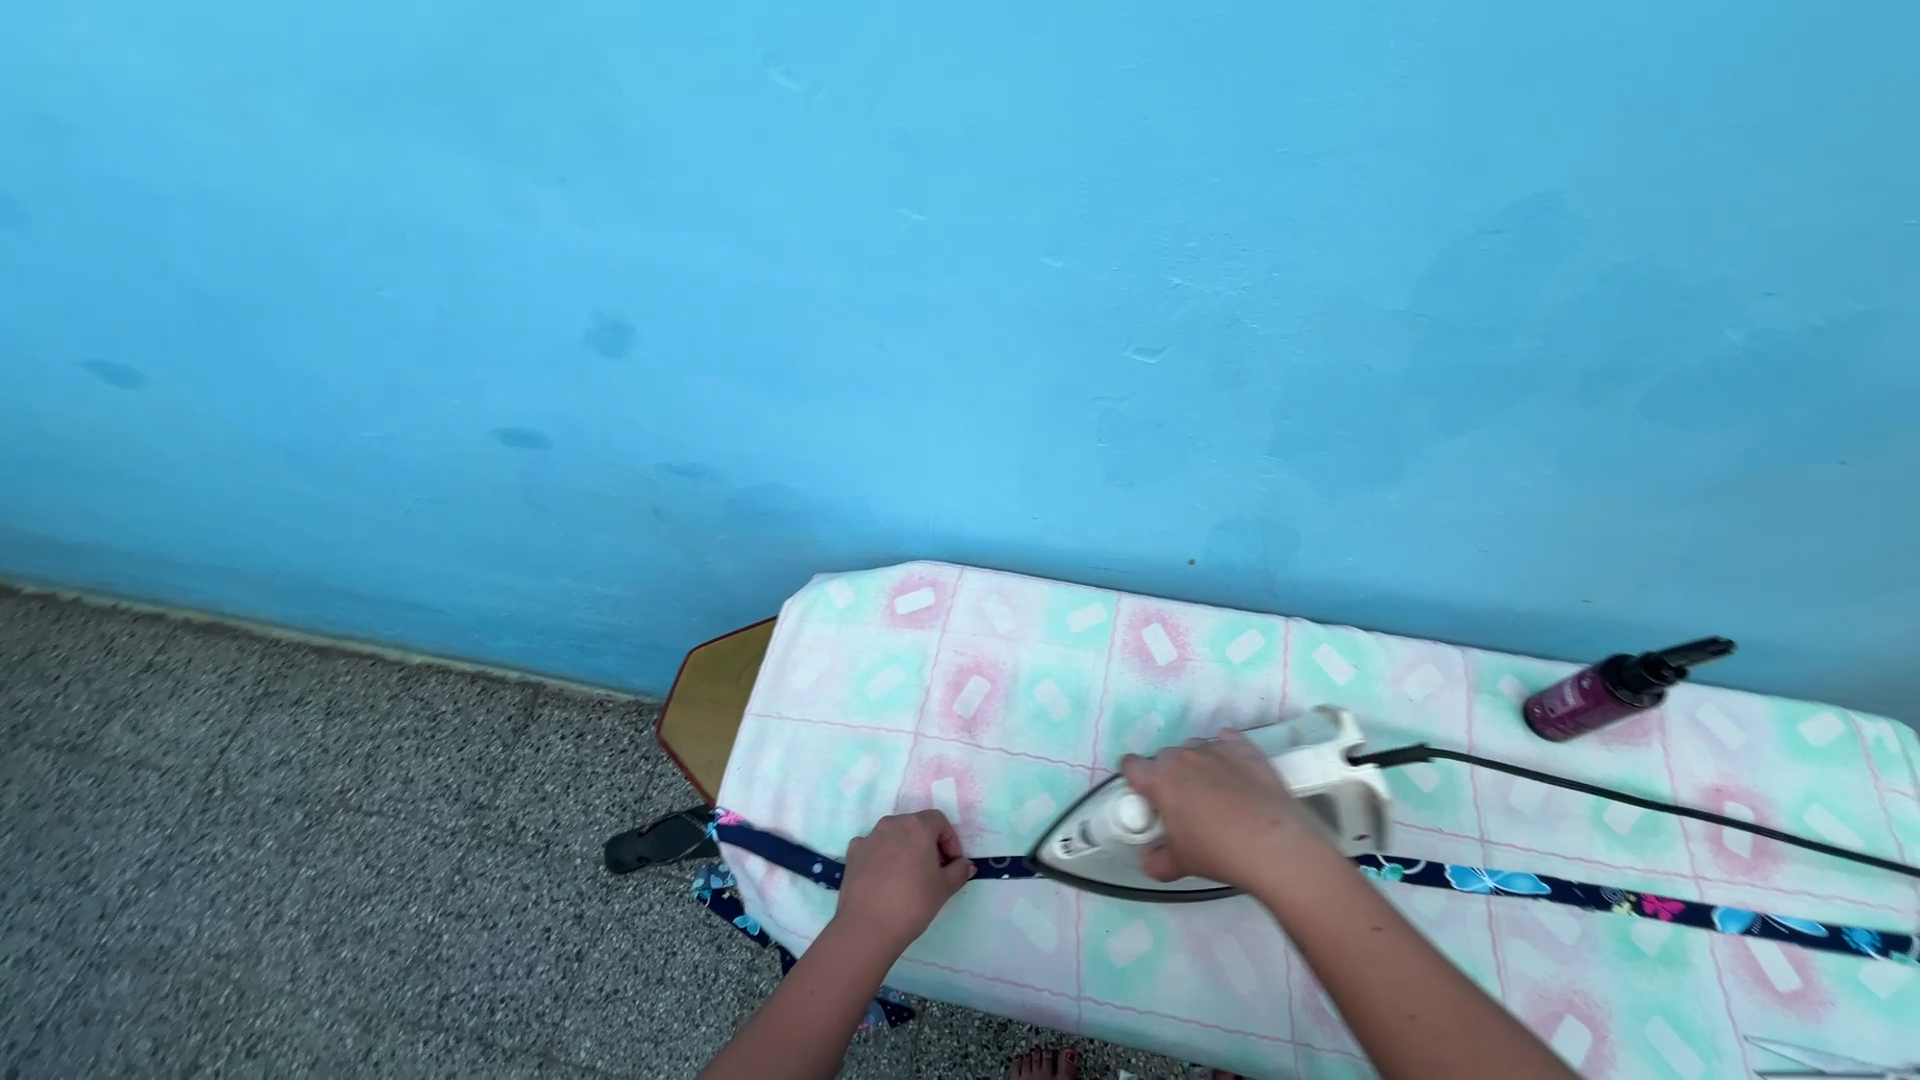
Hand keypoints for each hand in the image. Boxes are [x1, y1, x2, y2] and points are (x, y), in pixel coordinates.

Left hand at [834, 810, 974, 951]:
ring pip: (893, 836)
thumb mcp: (945, 888)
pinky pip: (873, 847)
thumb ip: (959, 871)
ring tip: (908, 876)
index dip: (950, 840)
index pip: (939, 821)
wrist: (868, 926)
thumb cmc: (913, 902)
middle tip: (934, 870)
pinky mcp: (853, 853)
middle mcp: (892, 824)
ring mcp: (869, 837)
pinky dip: (882, 857)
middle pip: (915, 826)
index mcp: (917, 826)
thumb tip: (965, 864)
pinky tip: (884, 879)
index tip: (952, 863)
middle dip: (927, 844)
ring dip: (904, 849)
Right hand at [1119, 729, 1323, 889]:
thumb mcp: (1181, 863)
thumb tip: (1150, 862)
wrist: (1275, 844)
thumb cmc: (1219, 851)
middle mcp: (1183, 756)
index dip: (1135, 779)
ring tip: (1214, 791)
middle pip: (1164, 757)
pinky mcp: (1244, 747)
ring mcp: (1215, 748)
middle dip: (1168, 775)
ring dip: (1196, 764)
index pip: (1131, 765)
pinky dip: (1225, 753)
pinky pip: (1225, 741)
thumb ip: (1158, 860)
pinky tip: (1235, 773)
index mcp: (1159, 779)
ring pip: (1194, 748)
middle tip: (1182, 804)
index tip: (1146, 797)